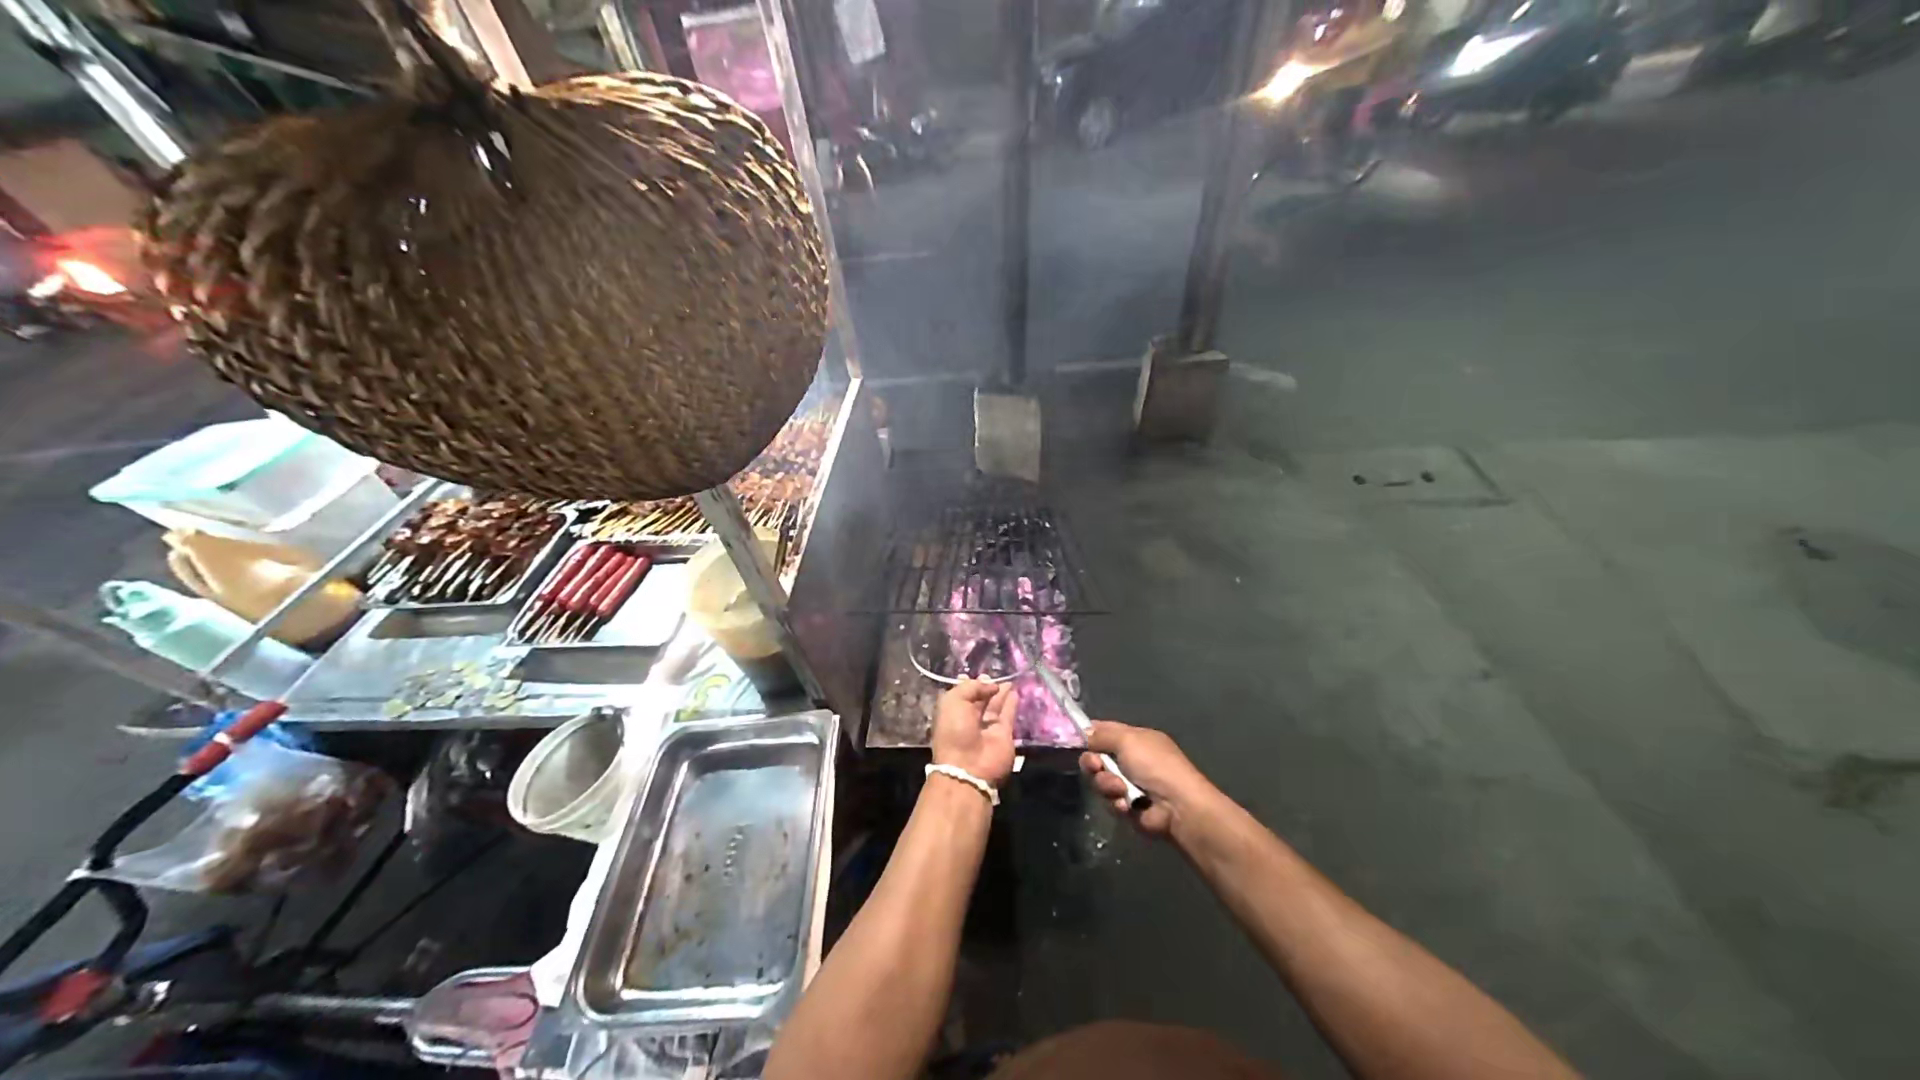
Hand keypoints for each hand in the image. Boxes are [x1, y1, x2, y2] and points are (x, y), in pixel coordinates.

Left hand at [932, 679, 1016, 787]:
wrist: (969, 765)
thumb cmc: (954, 730)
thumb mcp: (954, 701)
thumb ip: (973, 687)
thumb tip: (992, 686)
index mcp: (952, 712)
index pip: (962, 694)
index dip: (970, 684)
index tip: (980, 674)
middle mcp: (969, 719)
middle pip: (980, 699)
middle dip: (987, 687)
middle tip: (996, 674)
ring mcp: (987, 727)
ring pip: (996, 706)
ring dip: (1001, 693)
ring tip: (1008, 680)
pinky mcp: (1004, 734)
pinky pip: (1008, 715)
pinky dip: (1011, 703)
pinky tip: (1015, 691)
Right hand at [1080, 721, 1218, 838]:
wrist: (1177, 807)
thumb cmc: (1155, 766)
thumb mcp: (1128, 740)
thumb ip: (1102, 735)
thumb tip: (1085, 732)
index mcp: (1136, 739)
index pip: (1105, 731)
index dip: (1088, 734)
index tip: (1073, 739)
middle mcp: (1131, 760)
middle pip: (1097, 758)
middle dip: (1093, 763)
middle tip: (1096, 767)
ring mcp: (1130, 784)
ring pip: (1100, 781)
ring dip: (1106, 785)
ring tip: (1120, 790)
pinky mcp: (1128, 807)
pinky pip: (1110, 801)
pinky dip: (1116, 803)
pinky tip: (1126, 805)